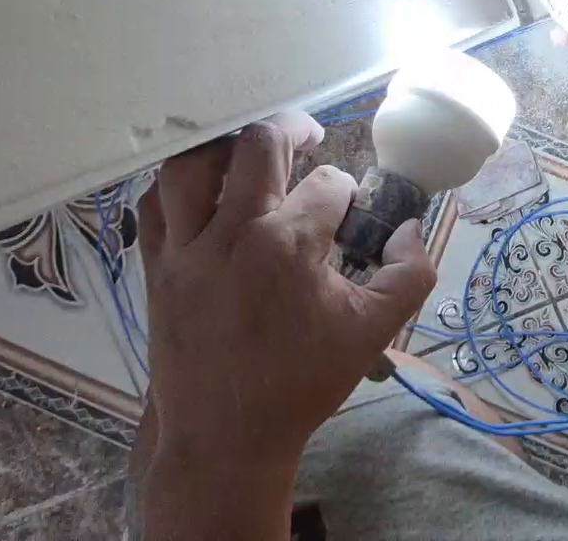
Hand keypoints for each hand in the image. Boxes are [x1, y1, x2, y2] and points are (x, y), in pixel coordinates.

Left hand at [136, 111, 435, 529]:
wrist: (226, 438)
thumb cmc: (303, 380)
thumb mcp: (376, 329)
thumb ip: (410, 272)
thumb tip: (410, 226)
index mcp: (289, 245)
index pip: (328, 184)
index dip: (348, 191)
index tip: (350, 212)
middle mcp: (233, 233)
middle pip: (259, 144)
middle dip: (294, 128)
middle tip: (311, 136)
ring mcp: (186, 249)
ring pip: (193, 163)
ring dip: (229, 146)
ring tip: (254, 151)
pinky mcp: (157, 267)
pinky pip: (156, 203)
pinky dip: (180, 184)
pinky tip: (206, 189)